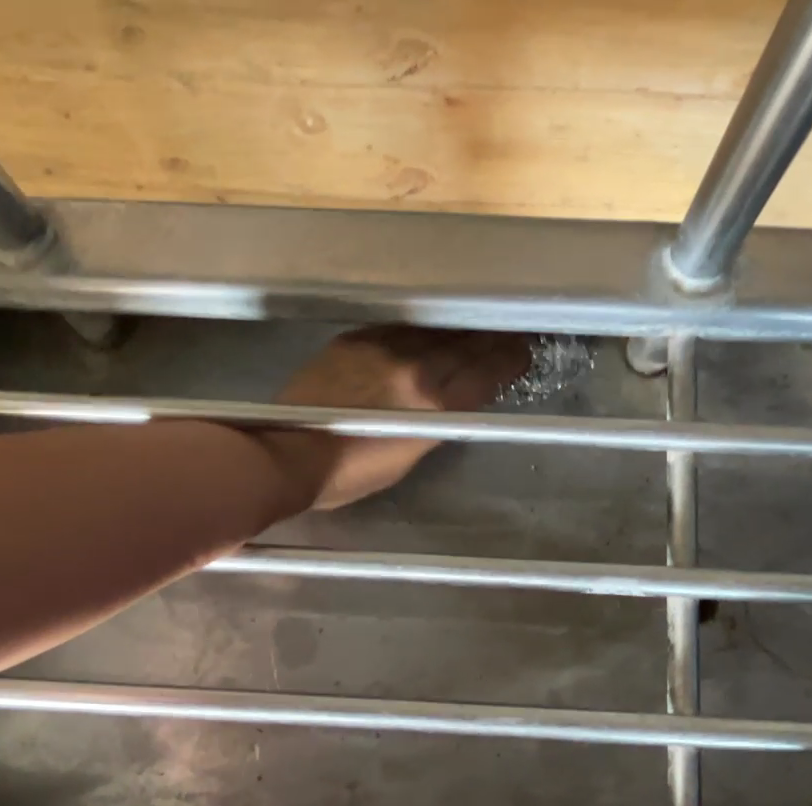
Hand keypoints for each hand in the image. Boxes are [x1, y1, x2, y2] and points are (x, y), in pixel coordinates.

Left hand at [263, 326, 529, 510]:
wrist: (289, 452)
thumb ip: (433, 425)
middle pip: (465, 346)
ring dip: (459, 330)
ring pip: (433, 332)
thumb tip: (450, 404)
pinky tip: (428, 328)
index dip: (508, 362)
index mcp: (433, 405)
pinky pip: (399, 327)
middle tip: (509, 335)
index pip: (485, 375)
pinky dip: (421, 328)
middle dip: (491, 340)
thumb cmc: (349, 473)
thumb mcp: (405, 459)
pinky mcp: (355, 340)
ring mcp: (383, 349)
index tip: (522, 354)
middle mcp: (415, 369)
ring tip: (476, 327)